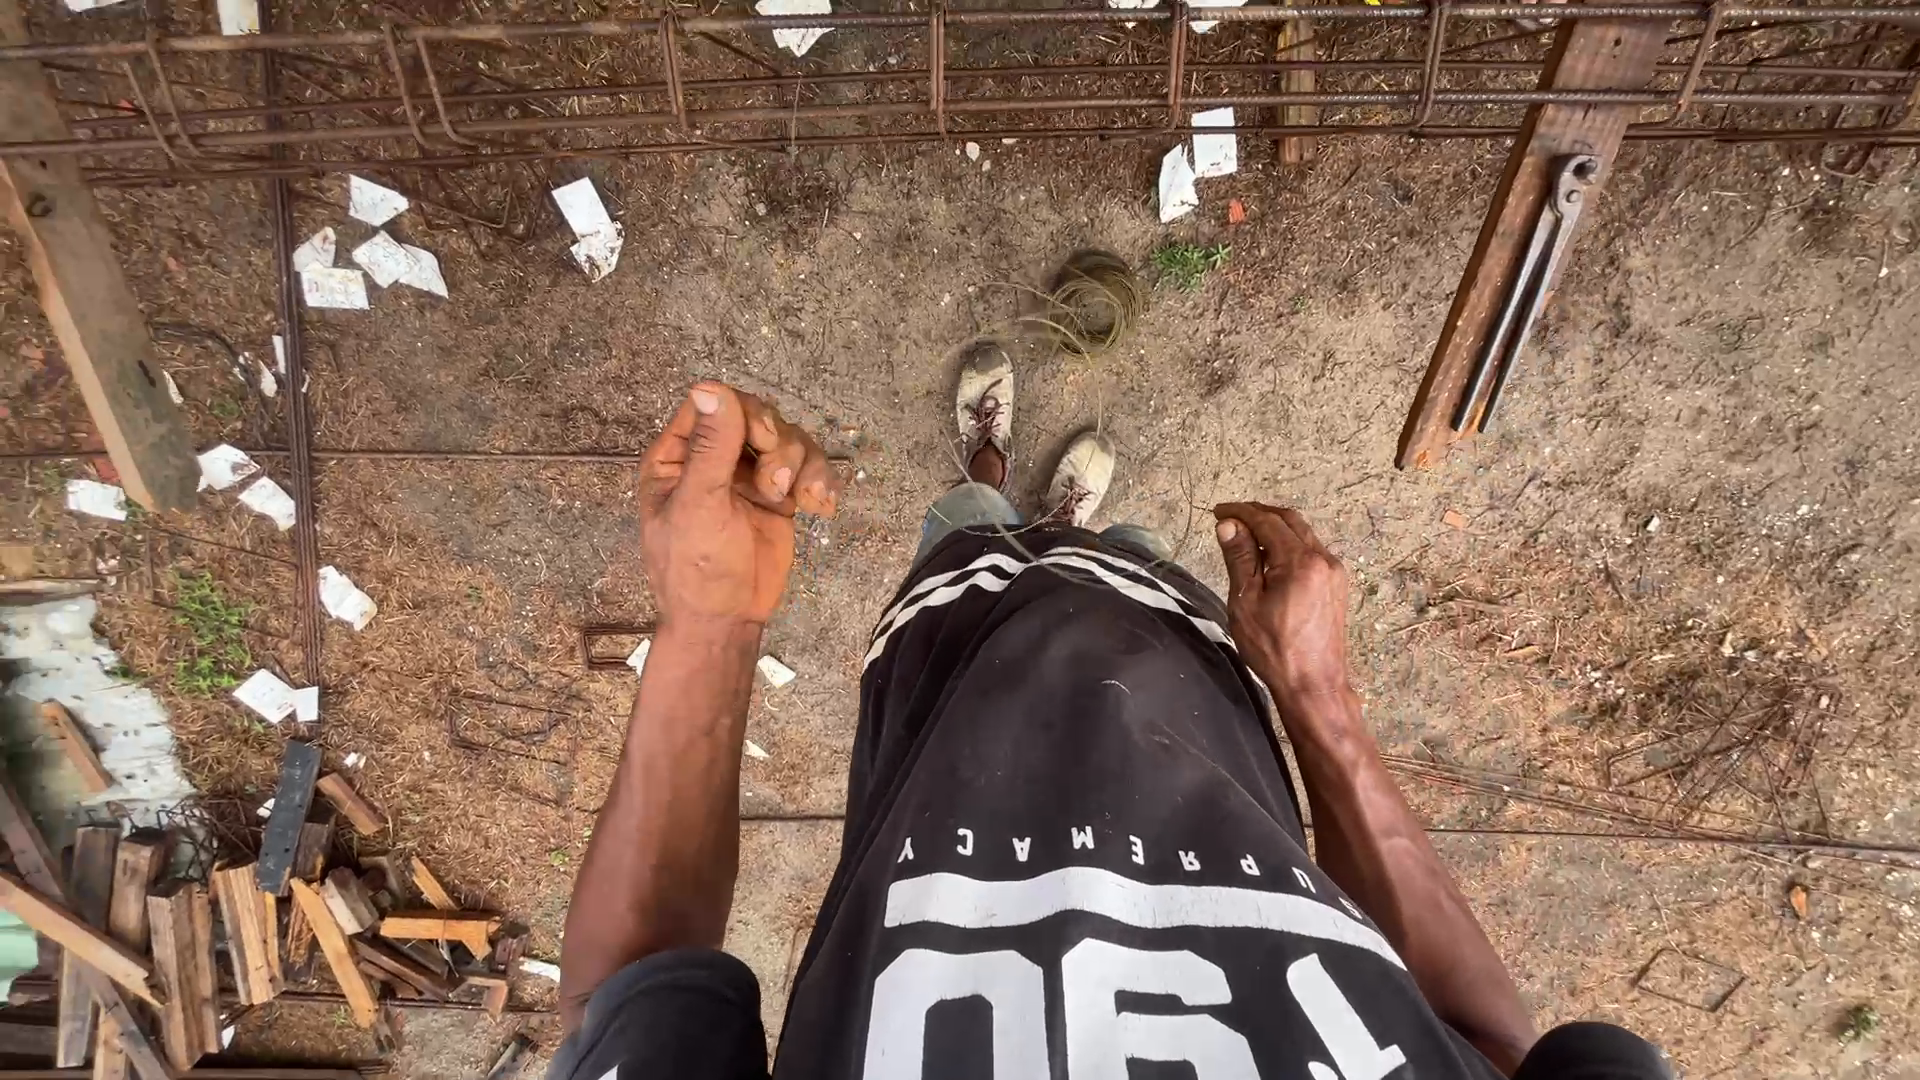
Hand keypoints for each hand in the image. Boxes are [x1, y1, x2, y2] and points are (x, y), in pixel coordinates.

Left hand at [639, 383, 838, 629]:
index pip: (713, 404)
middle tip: (776, 481)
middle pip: (759, 416)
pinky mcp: (780, 496)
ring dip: (801, 465)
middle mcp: (715, 458)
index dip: (744, 412)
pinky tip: (821, 507)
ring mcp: (750, 476)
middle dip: (777, 444)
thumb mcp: (698, 505)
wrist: (727, 619)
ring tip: (797, 502)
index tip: (763, 439)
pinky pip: (808, 470)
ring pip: (789, 440)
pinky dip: (819, 482)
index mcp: (678, 455)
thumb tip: (711, 385)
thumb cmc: (696, 568)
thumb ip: (711, 448)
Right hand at [1212, 502, 1352, 709]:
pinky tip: (1268, 557)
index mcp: (1301, 562)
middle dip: (1258, 513)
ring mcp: (1334, 572)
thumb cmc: (1273, 648)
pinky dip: (1286, 543)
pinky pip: (1310, 550)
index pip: (1268, 521)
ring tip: (1244, 535)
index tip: (1217, 512)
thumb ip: (1240, 559)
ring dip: (1273, 527)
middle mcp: (1324, 559)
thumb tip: (1228, 525)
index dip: (1240, 512)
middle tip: (1229, 518)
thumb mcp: (1246, 602)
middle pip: (1290, 520)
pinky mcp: (1336, 585)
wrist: (1313, 684)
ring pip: (1302, 534)